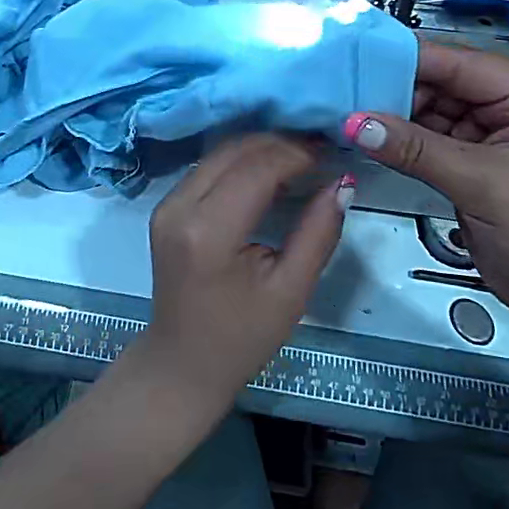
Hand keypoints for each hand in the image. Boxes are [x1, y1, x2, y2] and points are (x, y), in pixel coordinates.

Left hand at [131, 135, 350, 414]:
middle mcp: (180, 207)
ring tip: (302, 156)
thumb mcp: (291, 291)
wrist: (182, 364)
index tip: (333, 153)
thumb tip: (342, 182)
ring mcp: (167, 204)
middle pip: (235, 151)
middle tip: (322, 149)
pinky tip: (270, 170)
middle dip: (281, 143)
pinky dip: (241, 161)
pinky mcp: (166, 206)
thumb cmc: (242, 337)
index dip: (297, 154)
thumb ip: (318, 232)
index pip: (257, 169)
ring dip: (261, 148)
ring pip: (220, 153)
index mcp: (209, 232)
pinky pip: (208, 167)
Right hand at [343, 41, 508, 326]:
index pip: (462, 63)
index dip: (408, 59)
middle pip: (446, 86)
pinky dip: (405, 145)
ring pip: (435, 116)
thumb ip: (418, 150)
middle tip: (341, 93)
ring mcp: (496, 141)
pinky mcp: (479, 171)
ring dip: (396, 119)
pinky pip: (435, 146)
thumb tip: (354, 122)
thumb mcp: (488, 184)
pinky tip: (369, 141)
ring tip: (345, 114)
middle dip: (396, 90)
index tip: (354, 57)